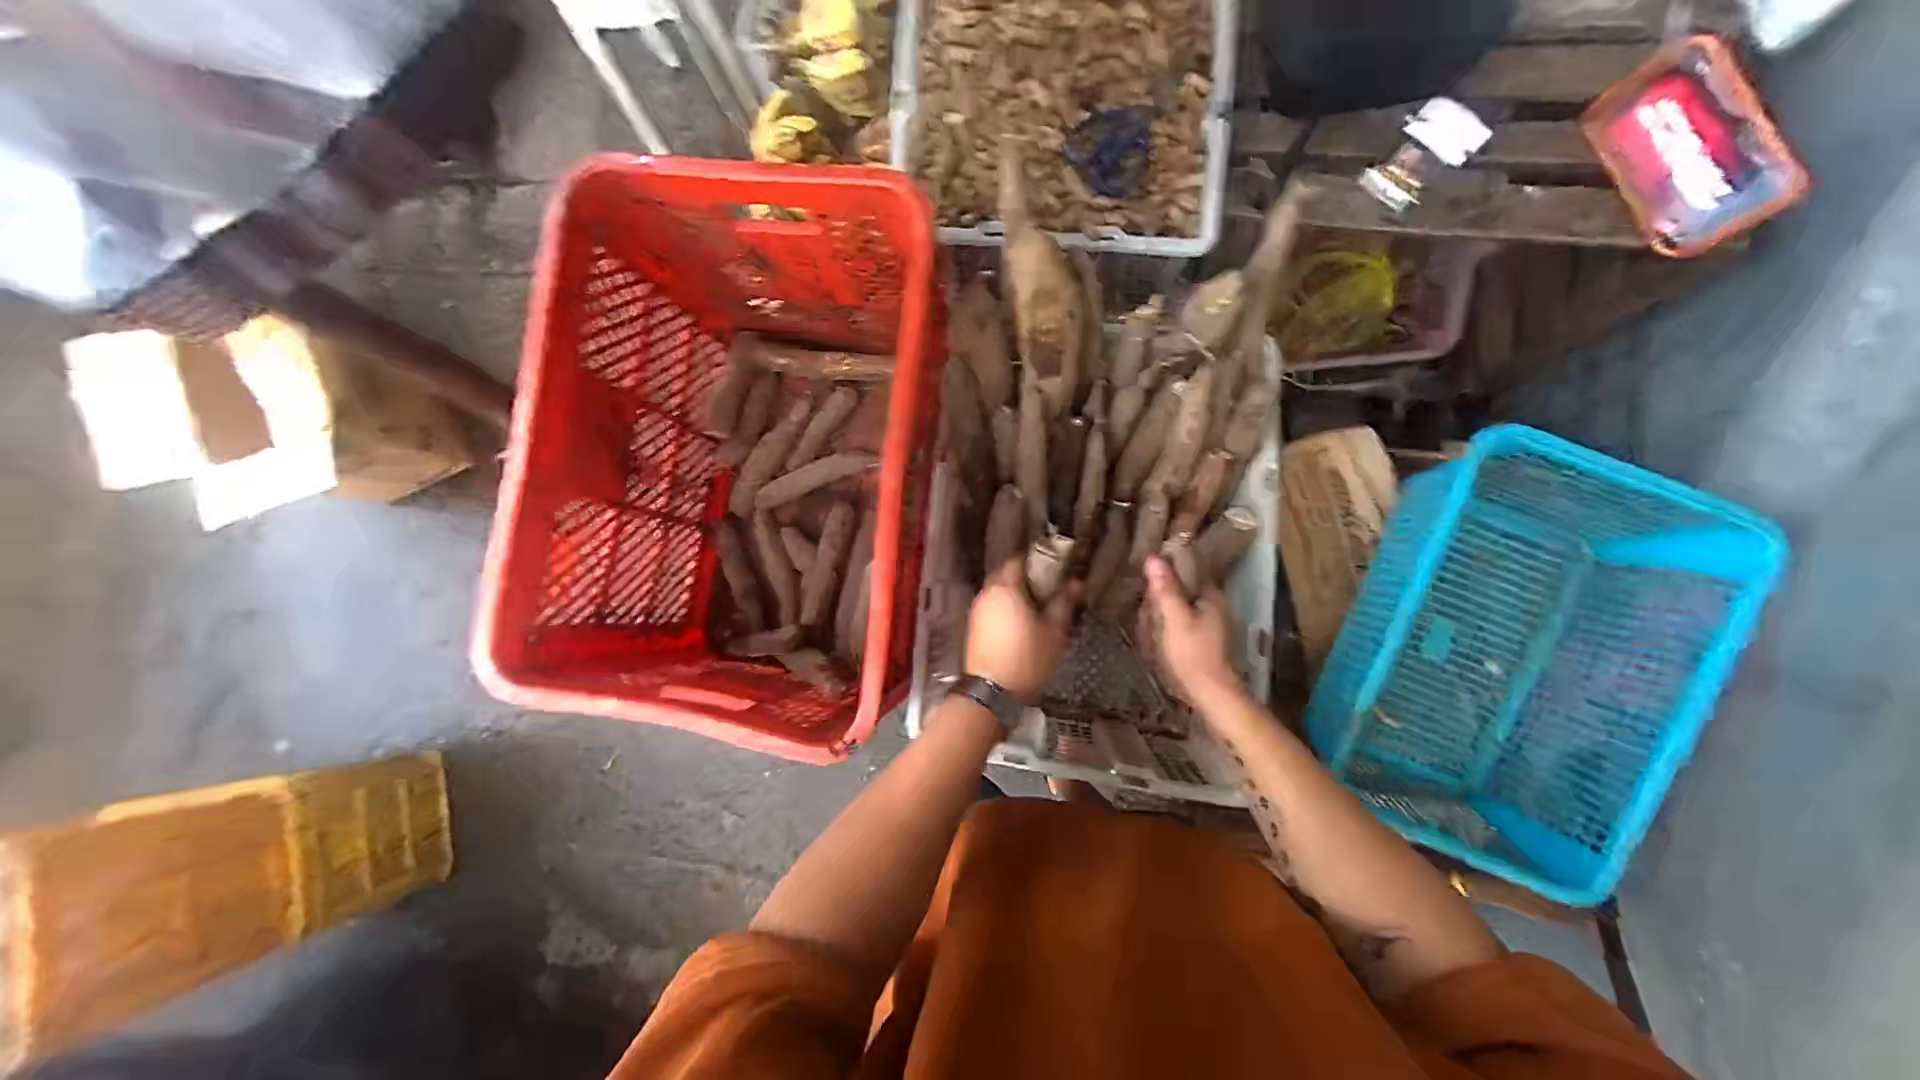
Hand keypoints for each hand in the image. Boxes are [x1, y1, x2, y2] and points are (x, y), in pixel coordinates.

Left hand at [965, 559, 1077, 697]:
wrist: (991, 693)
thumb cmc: (1027, 659)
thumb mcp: (1054, 632)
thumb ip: (1064, 603)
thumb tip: (1076, 583)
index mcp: (1006, 588)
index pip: (1018, 560)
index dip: (1036, 562)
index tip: (1053, 571)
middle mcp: (987, 594)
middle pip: (1005, 575)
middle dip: (1025, 579)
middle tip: (1047, 591)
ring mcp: (976, 611)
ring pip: (997, 593)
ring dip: (1013, 595)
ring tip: (1036, 609)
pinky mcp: (973, 628)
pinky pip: (991, 608)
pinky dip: (1004, 610)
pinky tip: (1019, 625)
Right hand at [1141, 556, 1241, 703]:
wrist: (1211, 694)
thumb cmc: (1193, 654)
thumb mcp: (1174, 619)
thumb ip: (1165, 589)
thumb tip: (1153, 558)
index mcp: (1211, 595)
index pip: (1188, 569)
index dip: (1166, 572)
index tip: (1146, 581)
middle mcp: (1214, 605)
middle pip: (1182, 589)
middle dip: (1160, 598)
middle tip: (1145, 612)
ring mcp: (1211, 623)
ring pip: (1179, 607)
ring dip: (1161, 614)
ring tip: (1148, 628)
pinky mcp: (1205, 639)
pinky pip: (1181, 623)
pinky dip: (1167, 628)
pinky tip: (1157, 639)